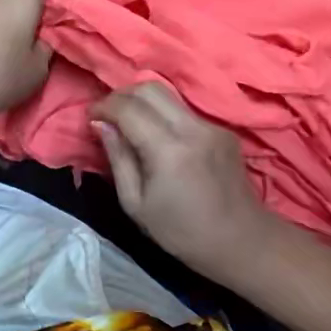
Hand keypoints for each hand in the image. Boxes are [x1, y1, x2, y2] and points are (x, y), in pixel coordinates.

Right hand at [91, 81, 275, 277]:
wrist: (241, 241)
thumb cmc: (181, 232)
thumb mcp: (135, 203)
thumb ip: (118, 158)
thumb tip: (100, 124)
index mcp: (169, 150)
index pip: (128, 108)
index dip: (104, 106)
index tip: (90, 117)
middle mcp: (193, 128)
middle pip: (149, 88)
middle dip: (121, 95)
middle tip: (106, 115)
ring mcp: (212, 126)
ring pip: (168, 94)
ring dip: (141, 101)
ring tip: (126, 122)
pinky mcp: (222, 130)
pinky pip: (184, 110)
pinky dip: (161, 113)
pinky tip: (155, 135)